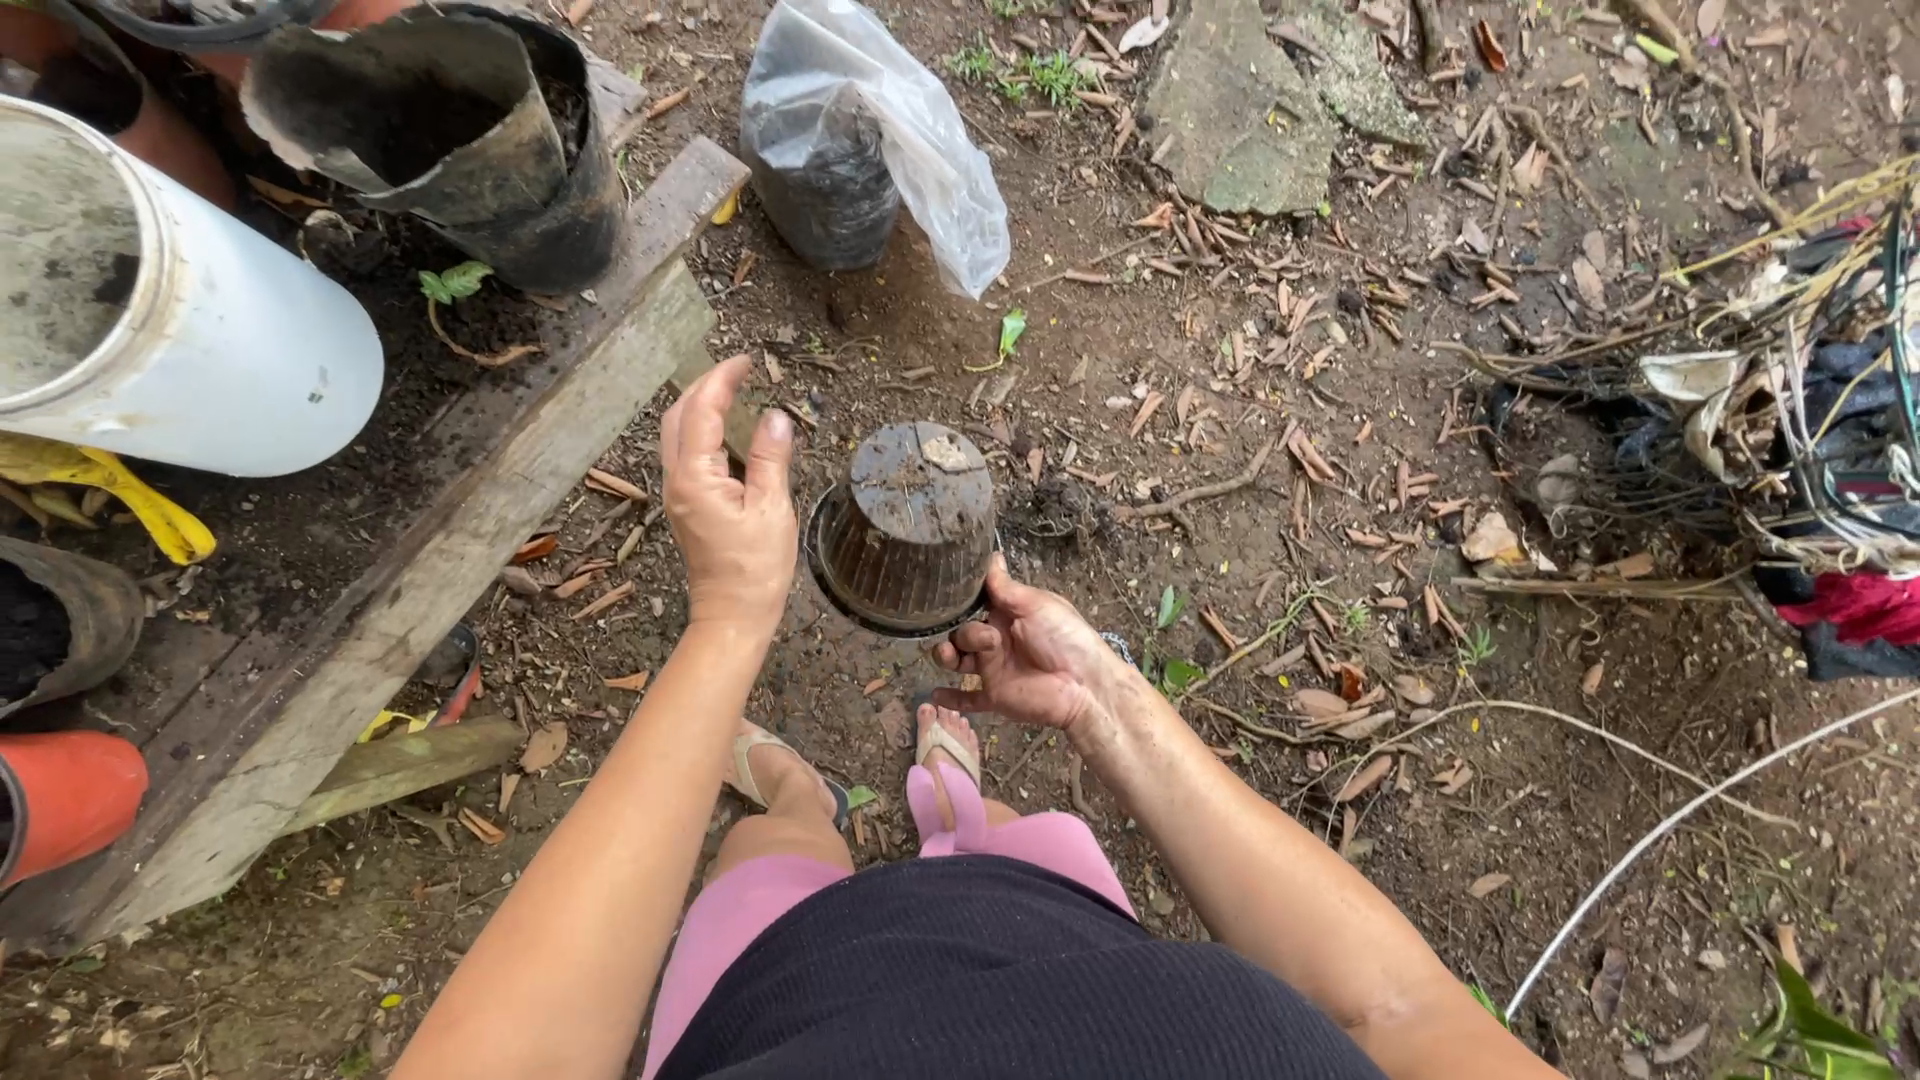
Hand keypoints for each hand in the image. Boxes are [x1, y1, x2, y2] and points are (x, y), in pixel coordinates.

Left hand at [659, 355, 796, 638]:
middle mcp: (676, 480)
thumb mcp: (772, 509)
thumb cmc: (756, 568)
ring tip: (734, 392)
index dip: (722, 381)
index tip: (746, 361)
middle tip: (738, 372)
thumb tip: (777, 416)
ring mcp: (677, 493)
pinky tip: (729, 431)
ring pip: (676, 434)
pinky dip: (703, 430)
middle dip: (704, 386)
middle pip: (677, 416)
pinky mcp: (686, 504)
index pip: (702, 412)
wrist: (733, 614)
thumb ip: (771, 459)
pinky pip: (685, 453)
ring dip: (700, 407)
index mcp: (695, 478)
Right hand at [931, 555, 1140, 739]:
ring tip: (948, 655)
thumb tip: (991, 555)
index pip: (974, 605)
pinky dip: (951, 698)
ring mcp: (993, 670)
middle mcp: (996, 641)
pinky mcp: (994, 696)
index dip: (959, 602)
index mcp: (1007, 616)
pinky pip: (968, 699)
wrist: (1086, 685)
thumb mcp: (1036, 605)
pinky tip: (936, 695)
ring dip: (946, 655)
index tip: (943, 594)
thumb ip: (1006, 587)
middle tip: (985, 640)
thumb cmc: (1066, 637)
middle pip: (961, 632)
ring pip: (958, 661)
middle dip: (963, 633)